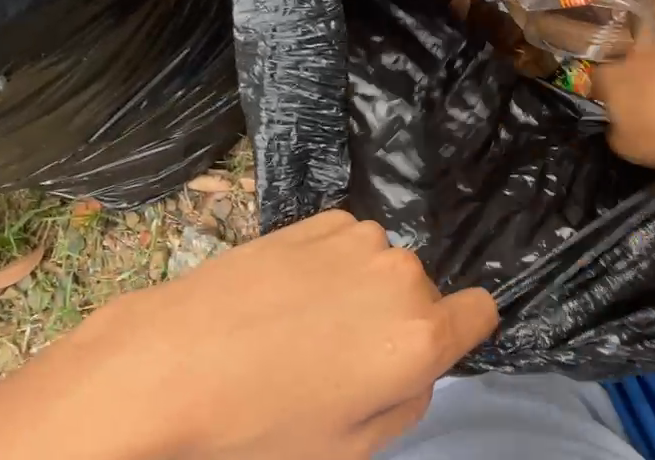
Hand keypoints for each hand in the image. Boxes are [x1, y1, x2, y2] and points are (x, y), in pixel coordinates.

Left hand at [112, 210, 496, 459]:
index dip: (459, 334)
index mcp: (418, 337)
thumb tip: (418, 365)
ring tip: (301, 325)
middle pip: (423, 295)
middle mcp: (401, 275)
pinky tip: (286, 292)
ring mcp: (360, 239)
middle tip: (337, 359)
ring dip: (361, 290)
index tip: (420, 353)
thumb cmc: (259, 424)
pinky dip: (332, 264)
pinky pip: (348, 244)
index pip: (480, 313)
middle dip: (396, 322)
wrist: (173, 359)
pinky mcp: (322, 218)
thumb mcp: (347, 448)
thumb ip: (405, 402)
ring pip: (382, 268)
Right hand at [593, 46, 654, 169]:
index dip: (603, 98)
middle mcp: (637, 56)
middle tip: (651, 113)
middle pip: (631, 69)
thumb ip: (616, 135)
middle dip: (639, 87)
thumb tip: (617, 128)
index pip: (596, 82)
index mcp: (611, 78)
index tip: (614, 115)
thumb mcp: (628, 148)